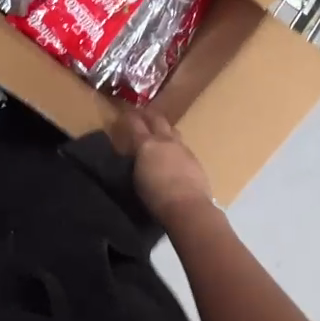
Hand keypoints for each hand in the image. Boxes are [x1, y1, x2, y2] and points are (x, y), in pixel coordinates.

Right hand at [109, 107, 213, 225]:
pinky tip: (174, 154)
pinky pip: (183, 146)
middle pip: (157, 119)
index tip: (124, 113)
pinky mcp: (195, 159)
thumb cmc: (155, 197)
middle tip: (142, 113)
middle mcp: (165, 141)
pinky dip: (175, 146)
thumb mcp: (137, 178)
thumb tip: (136, 157)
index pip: (135, 123)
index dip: (129, 117)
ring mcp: (183, 148)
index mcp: (147, 144)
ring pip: (173, 130)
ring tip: (160, 132)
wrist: (188, 207)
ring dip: (164, 128)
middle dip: (148, 115)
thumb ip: (137, 162)